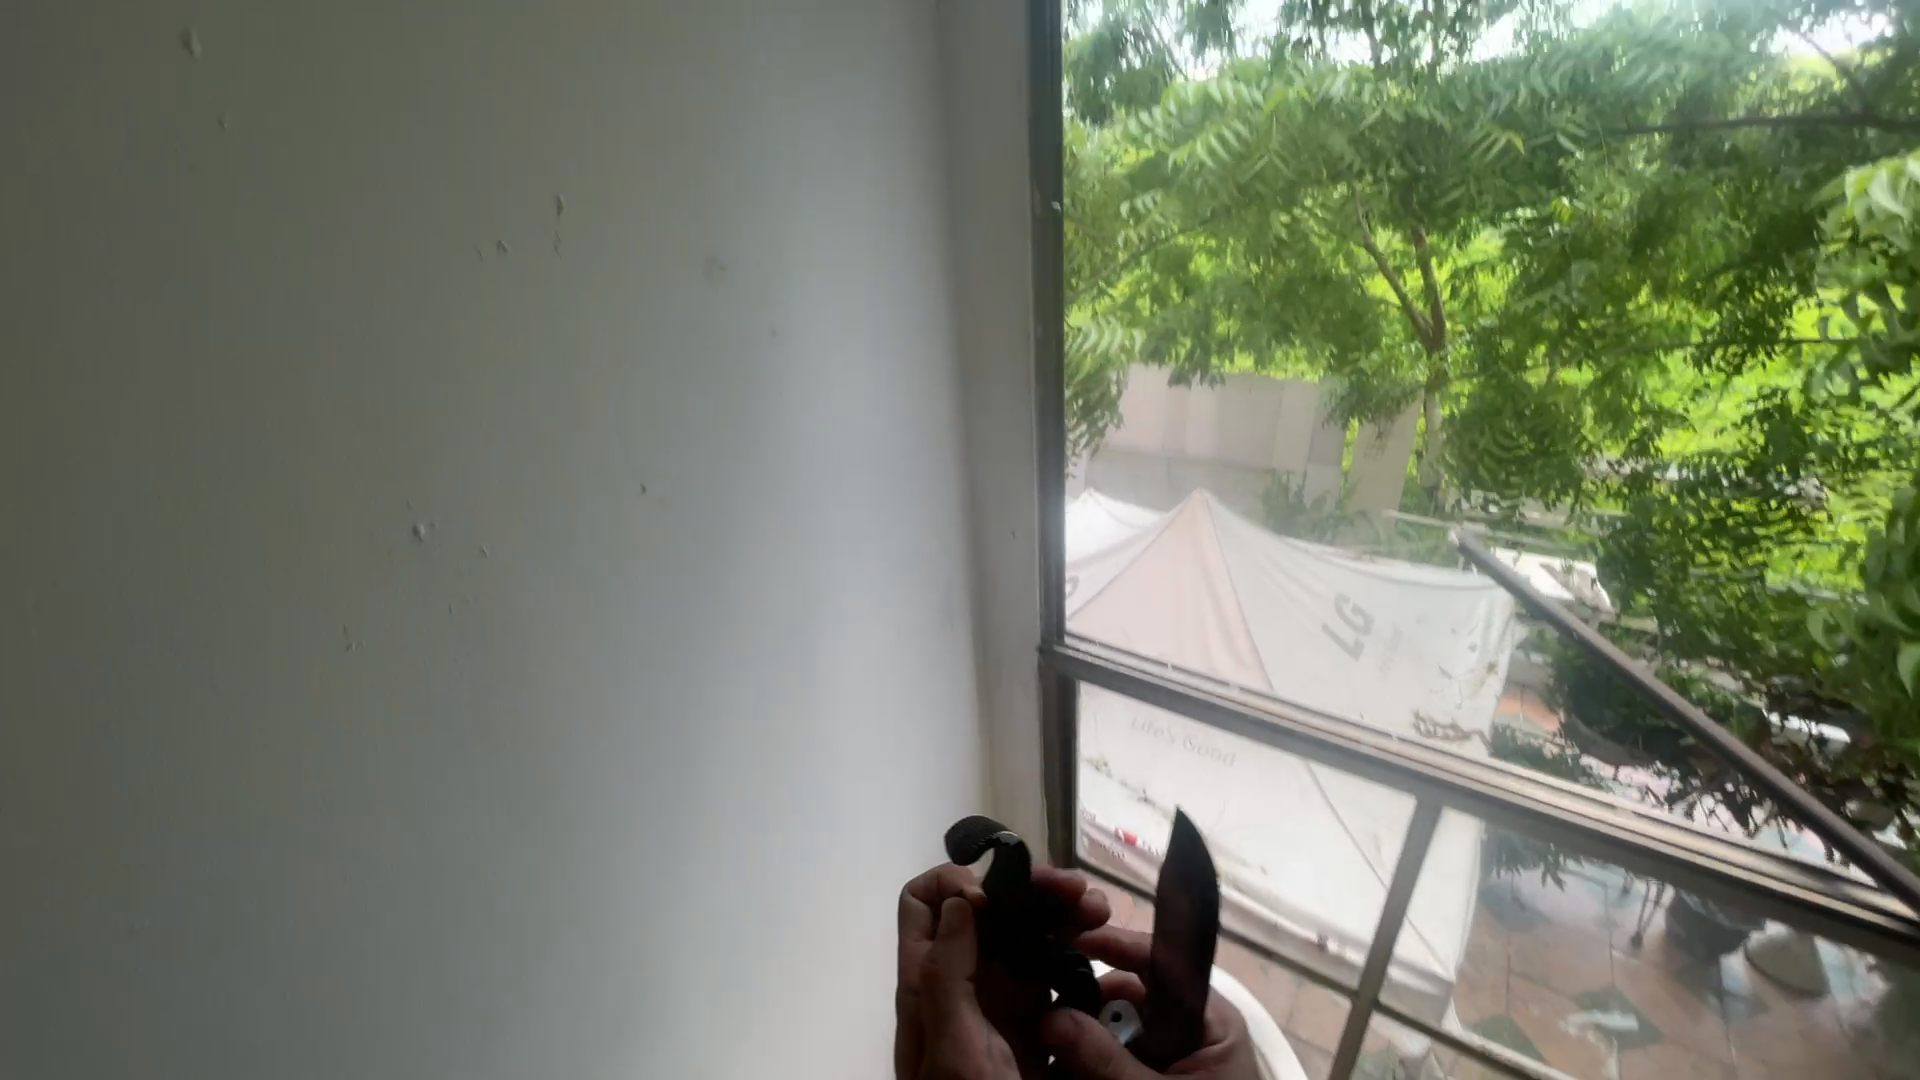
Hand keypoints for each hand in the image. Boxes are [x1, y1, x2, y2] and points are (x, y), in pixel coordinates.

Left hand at [895, 863, 1111, 1078]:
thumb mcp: (952, 1051)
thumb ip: (947, 975)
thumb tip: (962, 900)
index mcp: (930, 981)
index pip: (923, 904)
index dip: (953, 884)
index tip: (995, 897)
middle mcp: (964, 982)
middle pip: (987, 911)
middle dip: (1029, 890)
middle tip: (1076, 891)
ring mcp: (1002, 1005)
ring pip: (1026, 938)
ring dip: (1061, 915)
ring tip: (1097, 910)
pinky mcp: (1037, 1029)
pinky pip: (1056, 978)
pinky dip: (1079, 959)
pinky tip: (1102, 956)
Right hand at [1038, 926, 1260, 1079]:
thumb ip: (1106, 1062)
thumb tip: (1049, 1016)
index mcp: (1210, 1021)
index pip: (1162, 961)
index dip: (1117, 945)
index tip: (1072, 939)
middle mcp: (1190, 1029)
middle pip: (1129, 994)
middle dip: (1087, 1004)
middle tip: (1045, 1015)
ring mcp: (1170, 1057)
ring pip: (1115, 1027)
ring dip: (1081, 1038)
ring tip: (1046, 1051)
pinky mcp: (1152, 1078)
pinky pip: (1115, 1057)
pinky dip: (1089, 1064)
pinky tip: (1060, 1072)